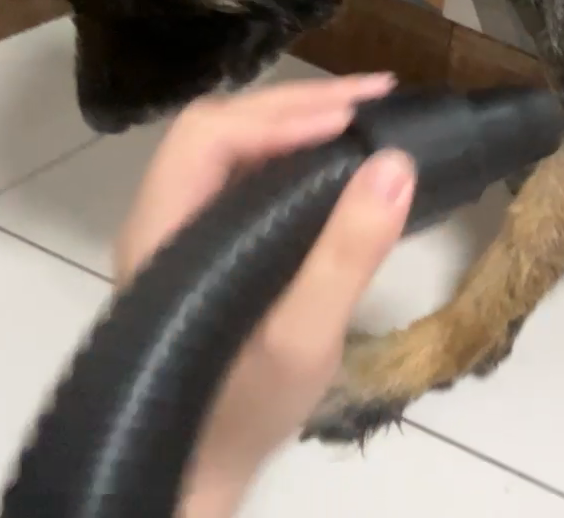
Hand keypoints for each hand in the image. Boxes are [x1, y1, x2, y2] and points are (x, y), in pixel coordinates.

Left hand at [111, 74, 412, 517]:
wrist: (198, 470)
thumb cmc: (244, 408)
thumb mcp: (303, 337)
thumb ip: (346, 256)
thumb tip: (396, 164)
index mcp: (166, 233)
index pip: (209, 137)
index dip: (281, 115)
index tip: (354, 117)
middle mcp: (169, 217)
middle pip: (225, 126)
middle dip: (303, 101)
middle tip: (379, 94)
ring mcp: (193, 227)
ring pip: (241, 142)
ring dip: (306, 115)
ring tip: (372, 110)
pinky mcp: (221, 240)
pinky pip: (259, 169)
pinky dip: (307, 145)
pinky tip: (348, 151)